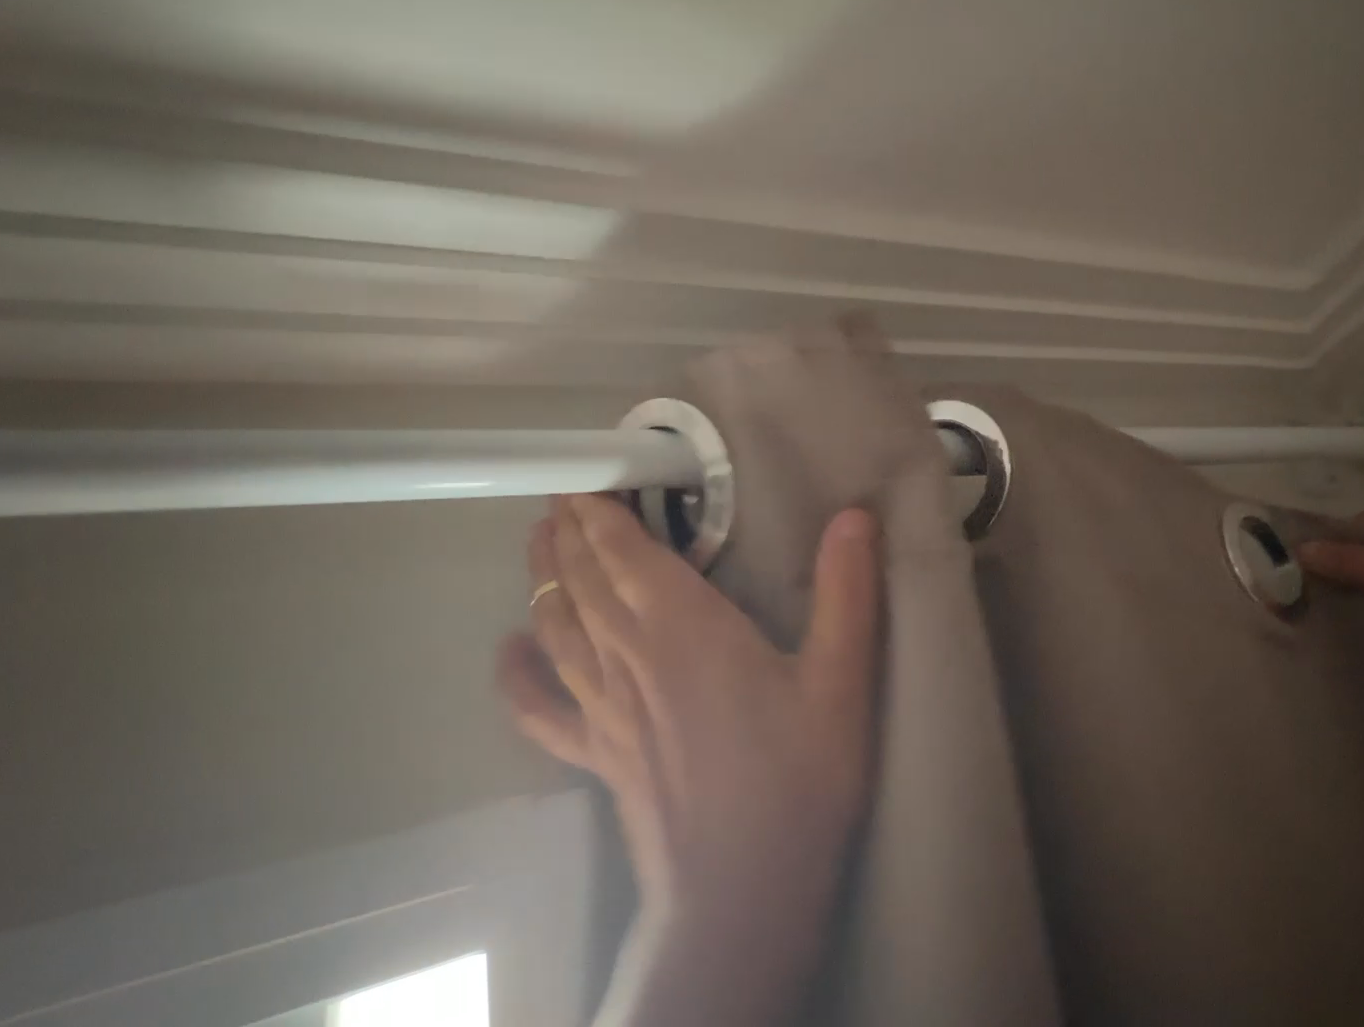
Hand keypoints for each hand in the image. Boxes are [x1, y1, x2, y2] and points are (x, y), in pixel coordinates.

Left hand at [495, 495, 881, 940]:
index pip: (624, 552)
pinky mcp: (598, 755)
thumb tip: (855, 515)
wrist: (744, 888)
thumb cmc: (800, 777)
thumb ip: (846, 592)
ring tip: (539, 546)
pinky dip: (517, 676)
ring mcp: (604, 709)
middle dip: (569, 534)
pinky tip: (508, 653)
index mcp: (684, 628)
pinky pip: (540, 708)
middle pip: (582, 580)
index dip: (600, 511)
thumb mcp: (842, 680)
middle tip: (562, 499)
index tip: (587, 476)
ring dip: (544, 580)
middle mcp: (630, 657)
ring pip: (557, 627)